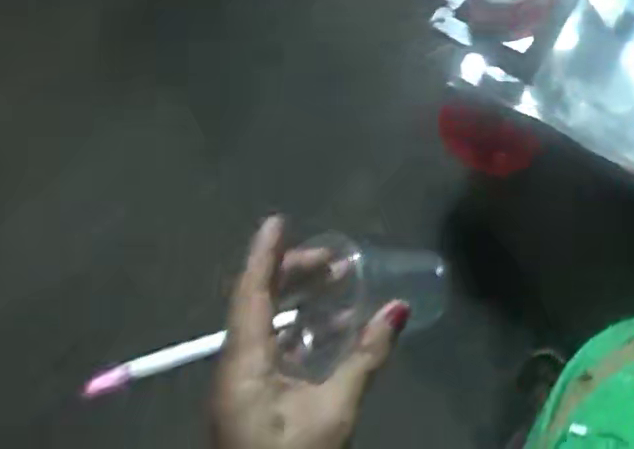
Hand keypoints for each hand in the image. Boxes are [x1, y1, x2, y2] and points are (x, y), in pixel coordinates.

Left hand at [211, 217, 408, 448]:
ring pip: (261, 323)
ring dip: (294, 298)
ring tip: (333, 282)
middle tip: (334, 261)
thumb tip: (399, 308)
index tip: (278, 219)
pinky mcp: (248, 401)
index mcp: (243, 366)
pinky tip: (322, 326)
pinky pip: (267, 345)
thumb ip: (365, 356)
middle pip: (256, 302)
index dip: (264, 253)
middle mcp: (233, 369)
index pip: (250, 293)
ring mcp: (239, 386)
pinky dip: (294, 325)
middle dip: (291, 272)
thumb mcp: (334, 413)